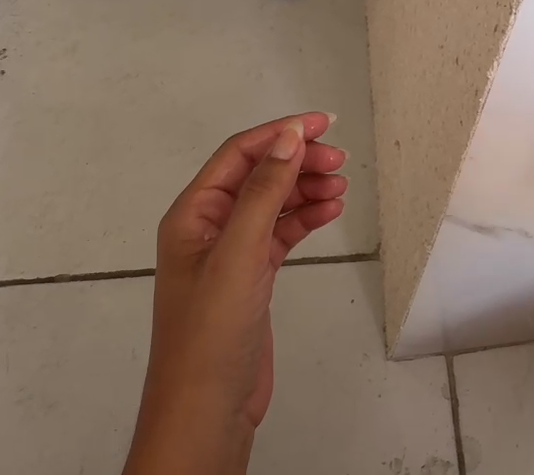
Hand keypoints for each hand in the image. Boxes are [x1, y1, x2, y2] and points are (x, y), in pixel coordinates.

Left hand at [123, 113, 348, 474]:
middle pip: (260, 175)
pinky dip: (307, 218)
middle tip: (339, 162)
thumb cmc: (212, 328)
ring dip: (306, 189)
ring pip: (274, 202)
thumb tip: (291, 136)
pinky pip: (282, 231)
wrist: (207, 409)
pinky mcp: (253, 275)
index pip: (240, 154)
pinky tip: (331, 211)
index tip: (324, 124)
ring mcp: (232, 252)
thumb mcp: (239, 253)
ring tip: (340, 187)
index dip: (281, 133)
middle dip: (299, 162)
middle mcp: (210, 225)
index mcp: (194, 212)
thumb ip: (264, 190)